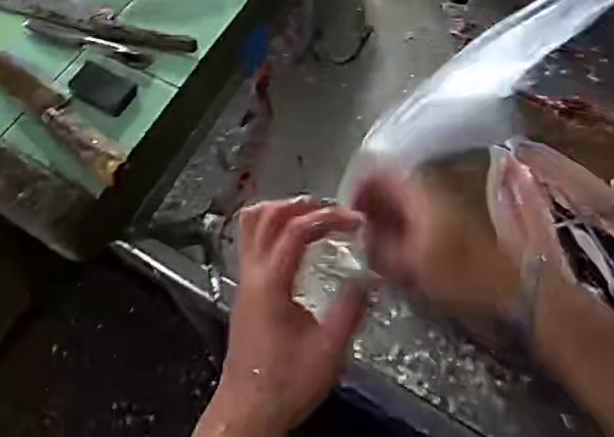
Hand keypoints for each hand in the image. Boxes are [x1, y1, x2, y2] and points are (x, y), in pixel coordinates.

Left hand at [197, 199, 370, 436]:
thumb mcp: (328, 351)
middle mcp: (252, 272)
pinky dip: (270, 225)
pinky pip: (250, 238)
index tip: (353, 220)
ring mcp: (244, 278)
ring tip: (310, 213)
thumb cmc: (284, 383)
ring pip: (252, 222)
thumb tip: (369, 280)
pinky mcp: (244, 287)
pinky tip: (290, 238)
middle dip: (301, 205)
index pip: (296, 230)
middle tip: (331, 209)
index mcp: (270, 281)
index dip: (326, 218)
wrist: (248, 408)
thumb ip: (350, 311)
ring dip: (280, 209)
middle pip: (268, 215)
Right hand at [352, 150, 567, 324]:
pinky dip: (402, 220)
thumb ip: (378, 247)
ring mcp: (444, 199)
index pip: (375, 169)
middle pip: (388, 180)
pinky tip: (399, 244)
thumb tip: (359, 236)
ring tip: (374, 238)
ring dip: (385, 211)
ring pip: (402, 194)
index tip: (345, 208)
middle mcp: (430, 185)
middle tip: (357, 225)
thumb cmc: (461, 275)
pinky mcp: (454, 215)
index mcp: (416, 188)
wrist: (515, 290)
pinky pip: (417, 207)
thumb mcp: (410, 265)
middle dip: (369, 200)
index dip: (356, 185)